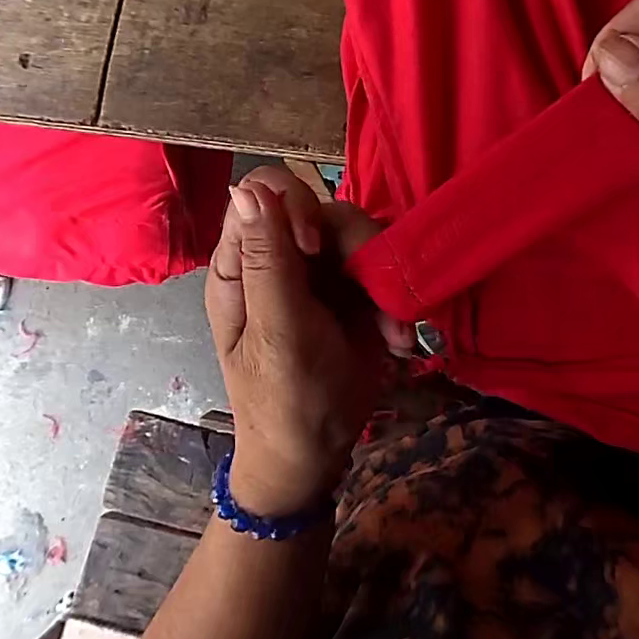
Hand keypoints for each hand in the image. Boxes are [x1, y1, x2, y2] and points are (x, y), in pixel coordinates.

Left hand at [204, 166, 408, 516]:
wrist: (318, 452)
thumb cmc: (285, 401)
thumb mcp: (277, 333)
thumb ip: (267, 261)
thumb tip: (248, 186)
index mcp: (242, 266)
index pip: (264, 194)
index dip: (295, 206)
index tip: (312, 248)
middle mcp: (279, 259)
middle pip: (322, 208)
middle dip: (355, 246)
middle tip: (372, 293)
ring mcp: (319, 272)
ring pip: (358, 234)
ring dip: (382, 278)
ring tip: (392, 332)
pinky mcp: (353, 290)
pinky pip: (380, 267)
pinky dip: (394, 299)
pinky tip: (396, 338)